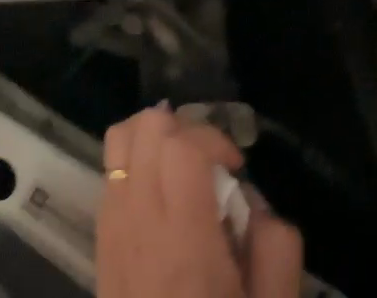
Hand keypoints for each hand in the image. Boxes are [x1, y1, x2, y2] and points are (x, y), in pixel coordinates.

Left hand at [97, 105, 304, 297]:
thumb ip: (276, 248)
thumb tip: (257, 205)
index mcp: (184, 235)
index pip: (183, 147)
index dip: (213, 138)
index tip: (237, 166)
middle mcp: (139, 216)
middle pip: (144, 128)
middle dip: (182, 127)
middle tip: (212, 162)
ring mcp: (112, 222)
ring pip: (118, 140)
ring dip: (152, 136)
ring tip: (183, 163)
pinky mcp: (100, 235)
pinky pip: (110, 172)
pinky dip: (134, 160)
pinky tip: (161, 193)